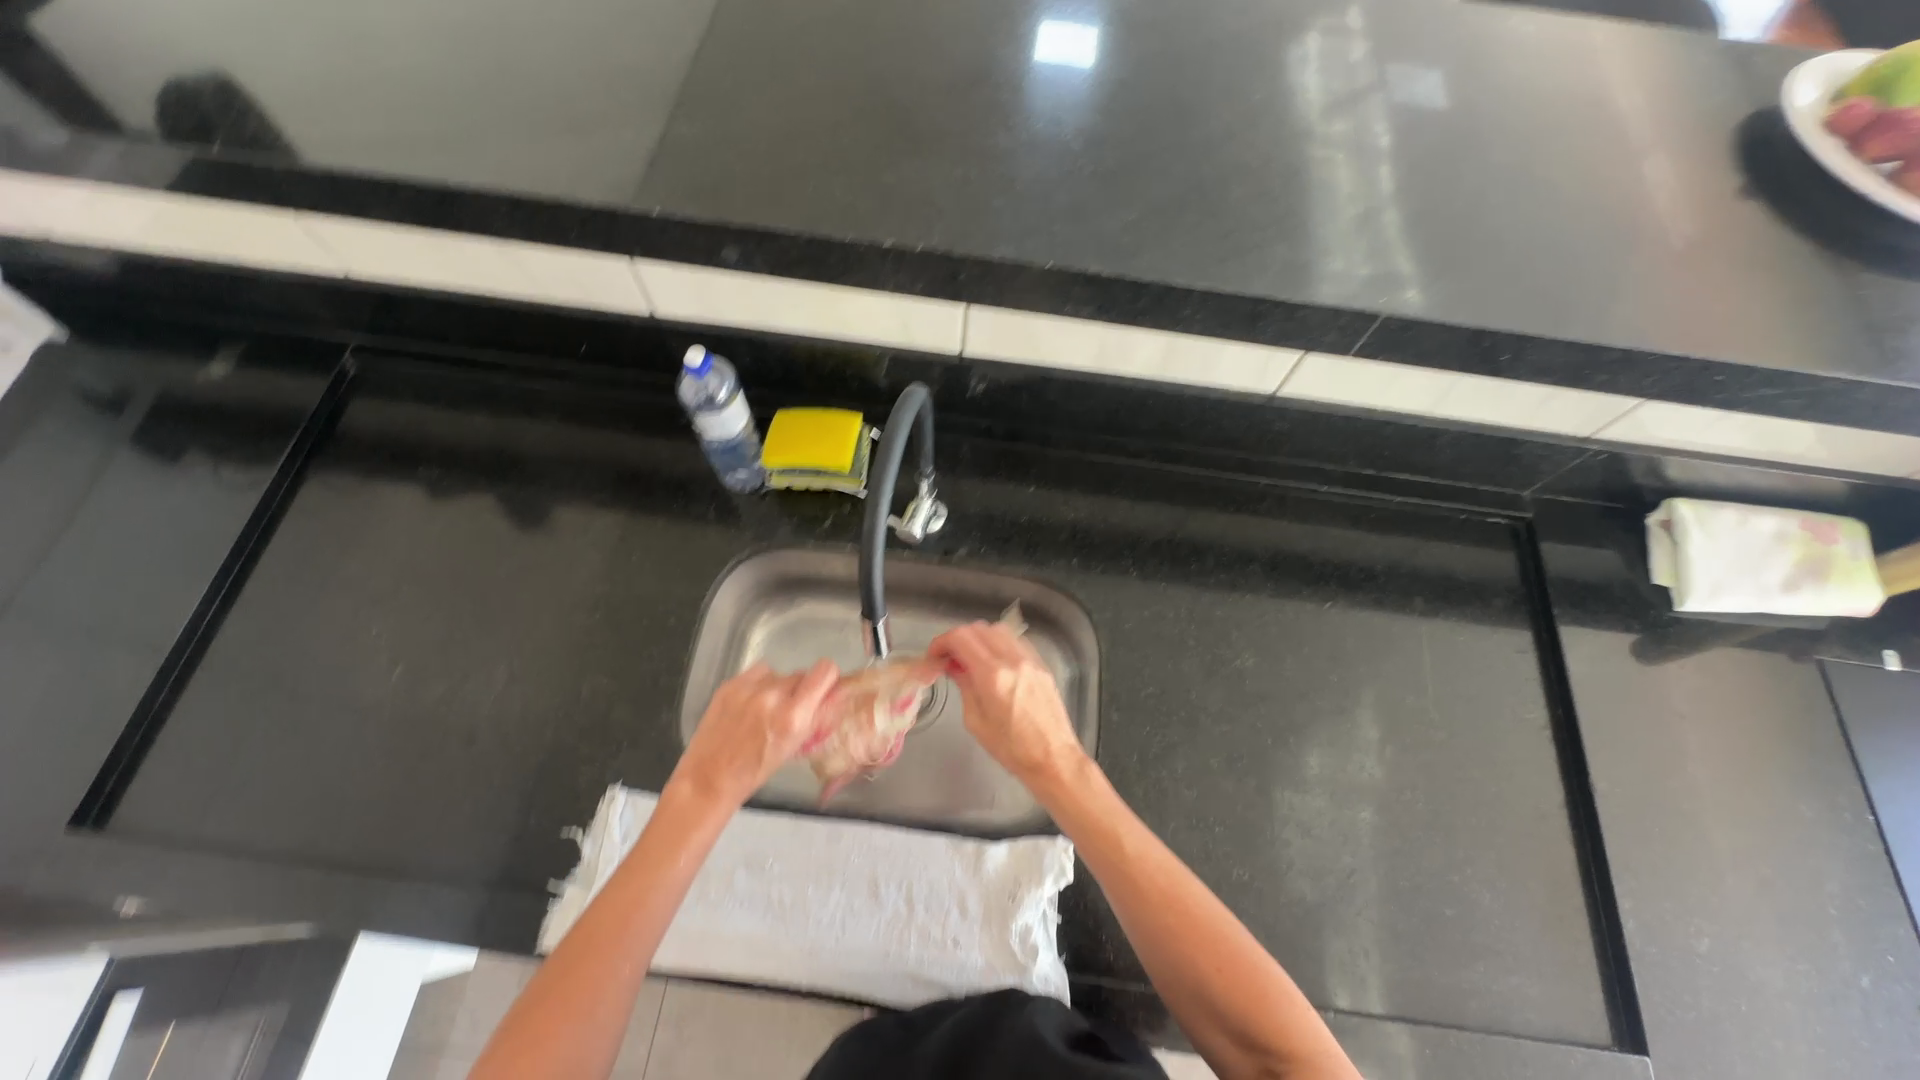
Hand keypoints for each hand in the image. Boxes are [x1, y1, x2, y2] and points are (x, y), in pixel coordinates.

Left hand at [673, 660, 838, 806]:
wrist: (710, 777)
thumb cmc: (756, 770)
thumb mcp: (794, 746)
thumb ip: (816, 717)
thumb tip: (834, 695)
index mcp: (793, 716)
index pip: (825, 671)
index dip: (827, 679)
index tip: (822, 691)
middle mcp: (773, 696)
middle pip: (802, 674)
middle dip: (801, 690)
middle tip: (790, 710)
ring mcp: (749, 688)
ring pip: (780, 674)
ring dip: (780, 688)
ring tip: (766, 710)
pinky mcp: (731, 684)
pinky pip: (759, 673)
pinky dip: (761, 684)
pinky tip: (751, 704)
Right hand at [928, 621, 1088, 791]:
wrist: (1053, 758)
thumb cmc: (1012, 749)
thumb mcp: (976, 721)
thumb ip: (964, 686)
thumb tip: (953, 666)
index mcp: (993, 676)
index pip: (961, 638)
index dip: (942, 641)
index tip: (935, 655)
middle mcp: (1013, 661)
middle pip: (978, 628)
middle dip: (958, 639)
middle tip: (950, 658)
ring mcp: (1031, 660)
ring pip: (999, 630)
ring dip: (979, 638)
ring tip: (971, 659)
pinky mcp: (1042, 665)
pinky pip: (1016, 641)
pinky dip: (999, 643)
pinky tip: (994, 662)